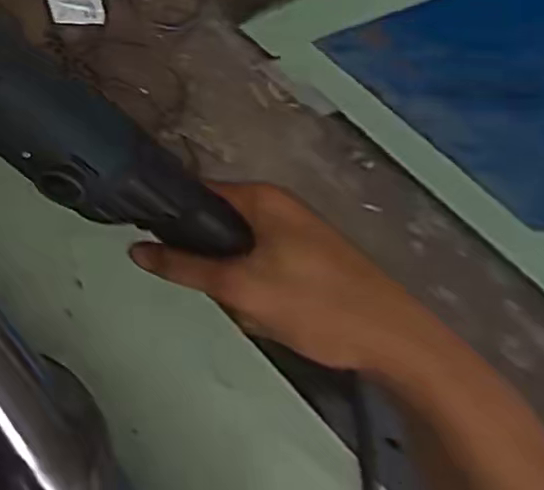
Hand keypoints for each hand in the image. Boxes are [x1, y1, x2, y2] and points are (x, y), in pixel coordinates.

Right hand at [129, 182, 444, 373]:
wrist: (407, 351)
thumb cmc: (320, 305)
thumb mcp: (240, 288)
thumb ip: (183, 267)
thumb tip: (136, 251)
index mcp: (260, 197)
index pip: (194, 192)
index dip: (171, 216)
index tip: (156, 241)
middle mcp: (278, 205)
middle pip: (217, 224)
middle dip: (211, 259)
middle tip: (217, 286)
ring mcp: (299, 232)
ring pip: (239, 249)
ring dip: (235, 277)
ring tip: (247, 306)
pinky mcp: (313, 259)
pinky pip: (263, 263)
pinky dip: (259, 286)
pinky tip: (271, 314)